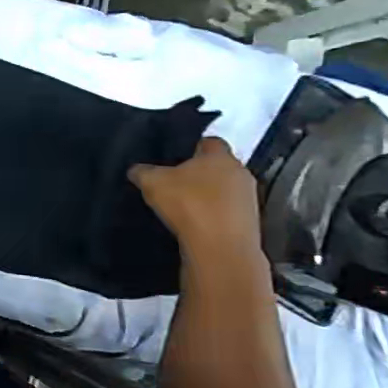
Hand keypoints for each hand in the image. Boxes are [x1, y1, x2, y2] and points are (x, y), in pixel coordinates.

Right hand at [128, 136, 262, 256]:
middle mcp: (241, 172)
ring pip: (225, 189)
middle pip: (218, 166)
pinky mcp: (251, 221)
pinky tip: (195, 222)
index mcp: (220, 156)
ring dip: (208, 195)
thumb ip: (142, 171)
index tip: (175, 157)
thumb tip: (137, 169)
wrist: (220, 246)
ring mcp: (250, 198)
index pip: (210, 141)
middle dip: (199, 173)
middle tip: (174, 182)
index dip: (192, 147)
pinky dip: (214, 214)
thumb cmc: (188, 203)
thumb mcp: (151, 182)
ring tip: (183, 206)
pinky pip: (228, 210)